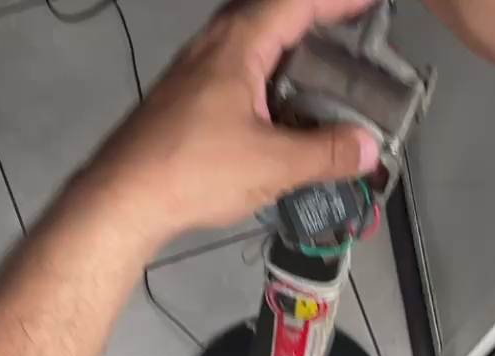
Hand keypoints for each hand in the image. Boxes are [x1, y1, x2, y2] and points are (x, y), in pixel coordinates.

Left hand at [79, 0, 380, 245]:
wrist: (127, 197)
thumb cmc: (193, 170)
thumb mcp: (272, 165)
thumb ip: (326, 154)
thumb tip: (368, 150)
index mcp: (238, 45)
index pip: (296, 4)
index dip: (337, 2)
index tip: (367, 5)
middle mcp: (213, 48)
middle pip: (270, 18)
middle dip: (312, 25)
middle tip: (347, 42)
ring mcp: (195, 75)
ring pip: (251, 51)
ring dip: (288, 60)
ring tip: (321, 86)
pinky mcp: (185, 103)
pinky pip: (235, 80)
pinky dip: (266, 88)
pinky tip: (278, 122)